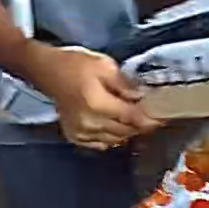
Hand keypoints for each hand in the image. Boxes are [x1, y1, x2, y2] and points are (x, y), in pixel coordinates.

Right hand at [28, 44, 157, 150]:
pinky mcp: (77, 138)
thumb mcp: (104, 65)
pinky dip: (112, 136)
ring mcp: (82, 133)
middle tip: (147, 114)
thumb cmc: (74, 64)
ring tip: (130, 117)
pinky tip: (112, 123)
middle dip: (140, 124)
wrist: (45, 71)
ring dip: (127, 131)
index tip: (163, 118)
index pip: (132, 118)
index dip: (150, 120)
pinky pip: (104, 143)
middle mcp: (90, 123)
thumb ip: (125, 84)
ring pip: (117, 139)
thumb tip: (144, 99)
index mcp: (97, 103)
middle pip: (127, 131)